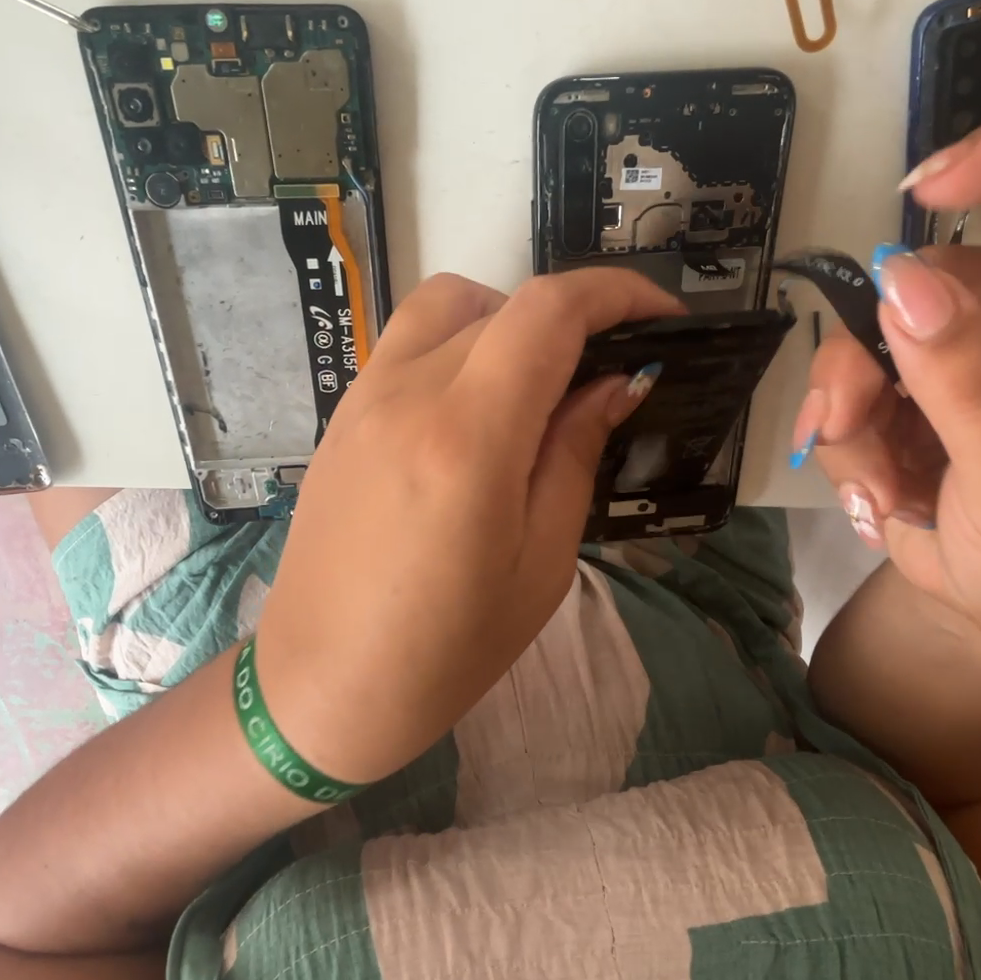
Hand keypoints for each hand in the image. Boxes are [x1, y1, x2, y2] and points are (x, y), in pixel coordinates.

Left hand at [256, 269, 681, 783]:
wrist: (320, 687)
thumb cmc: (446, 649)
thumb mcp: (540, 562)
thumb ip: (574, 453)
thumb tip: (613, 382)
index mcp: (468, 435)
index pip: (548, 311)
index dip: (615, 293)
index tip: (659, 316)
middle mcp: (407, 393)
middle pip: (503, 303)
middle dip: (571, 320)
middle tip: (605, 376)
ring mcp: (362, 399)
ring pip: (446, 308)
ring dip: (507, 322)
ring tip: (534, 388)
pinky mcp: (341, 418)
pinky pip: (407, 346)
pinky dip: (458, 348)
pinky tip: (473, 415)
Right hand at [798, 117, 980, 698]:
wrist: (980, 644)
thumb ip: (973, 387)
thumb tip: (899, 280)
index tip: (924, 187)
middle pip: (944, 277)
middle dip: (879, 346)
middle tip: (846, 415)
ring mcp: (972, 367)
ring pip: (878, 331)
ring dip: (850, 403)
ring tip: (870, 488)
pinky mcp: (911, 401)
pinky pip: (851, 383)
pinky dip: (844, 438)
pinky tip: (872, 499)